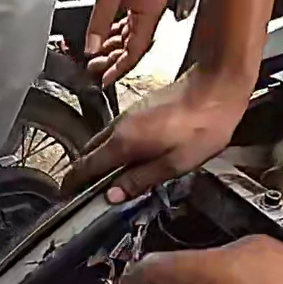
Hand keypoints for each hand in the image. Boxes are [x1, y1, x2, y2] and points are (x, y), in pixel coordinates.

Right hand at [63, 67, 251, 202]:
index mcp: (124, 143)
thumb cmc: (202, 126)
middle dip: (81, 172)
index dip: (73, 182)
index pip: (86, 166)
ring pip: (101, 141)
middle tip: (80, 190)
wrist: (216, 88)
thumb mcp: (174, 165)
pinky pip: (114, 132)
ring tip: (102, 178)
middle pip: (88, 153)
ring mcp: (128, 116)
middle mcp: (119, 127)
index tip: (66, 193)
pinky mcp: (139, 109)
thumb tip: (113, 195)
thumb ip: (139, 180)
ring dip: (97, 160)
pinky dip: (111, 148)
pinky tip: (124, 157)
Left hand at [84, 0, 168, 85]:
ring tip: (93, 56)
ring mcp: (143, 2)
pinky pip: (124, 21)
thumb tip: (92, 46)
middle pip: (132, 45)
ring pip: (127, 34)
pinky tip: (100, 37)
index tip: (105, 79)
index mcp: (151, 11)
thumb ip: (99, 21)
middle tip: (94, 69)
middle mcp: (150, 9)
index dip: (120, 68)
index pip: (136, 51)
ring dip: (111, 46)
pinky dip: (112, 31)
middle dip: (113, 59)